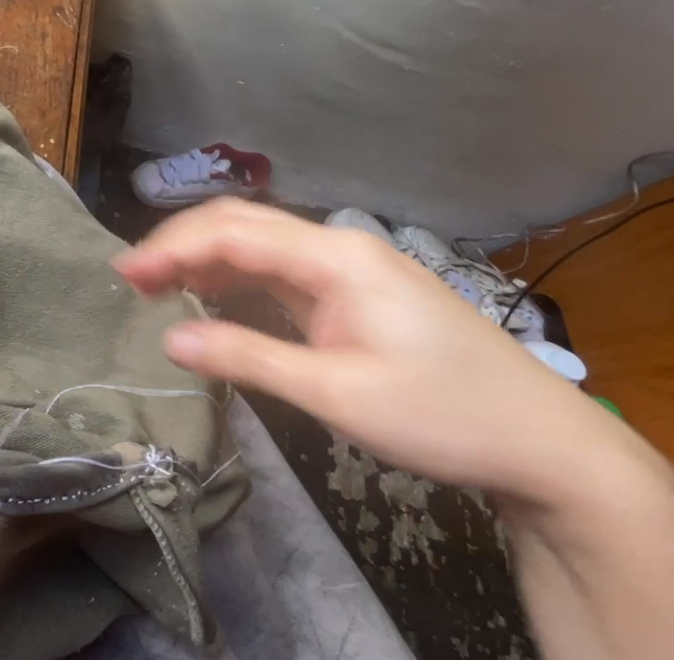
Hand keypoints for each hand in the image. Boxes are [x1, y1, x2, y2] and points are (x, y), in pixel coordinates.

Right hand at [111, 198, 630, 502]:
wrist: (549, 448)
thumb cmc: (444, 416)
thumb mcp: (337, 394)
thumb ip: (247, 357)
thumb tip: (168, 340)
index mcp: (336, 257)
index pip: (232, 233)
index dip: (170, 248)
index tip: (124, 276)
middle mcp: (338, 248)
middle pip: (240, 224)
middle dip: (178, 244)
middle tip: (130, 279)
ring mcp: (348, 269)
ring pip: (256, 243)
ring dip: (202, 259)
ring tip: (155, 287)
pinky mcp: (352, 293)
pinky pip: (277, 270)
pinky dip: (232, 278)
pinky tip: (208, 298)